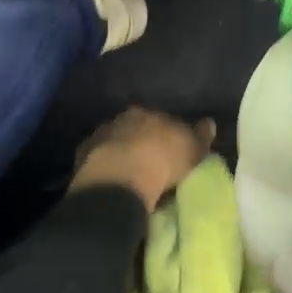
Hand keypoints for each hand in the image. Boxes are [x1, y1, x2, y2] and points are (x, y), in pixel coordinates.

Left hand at [70, 107, 216, 210]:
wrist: (119, 180)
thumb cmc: (162, 161)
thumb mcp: (192, 149)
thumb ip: (201, 135)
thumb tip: (209, 122)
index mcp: (150, 112)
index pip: (160, 118)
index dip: (164, 132)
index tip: (168, 146)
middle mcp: (124, 117)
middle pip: (134, 127)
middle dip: (139, 139)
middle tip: (147, 159)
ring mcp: (101, 135)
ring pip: (113, 140)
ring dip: (119, 151)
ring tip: (127, 172)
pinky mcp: (82, 155)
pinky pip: (96, 158)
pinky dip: (103, 166)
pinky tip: (109, 180)